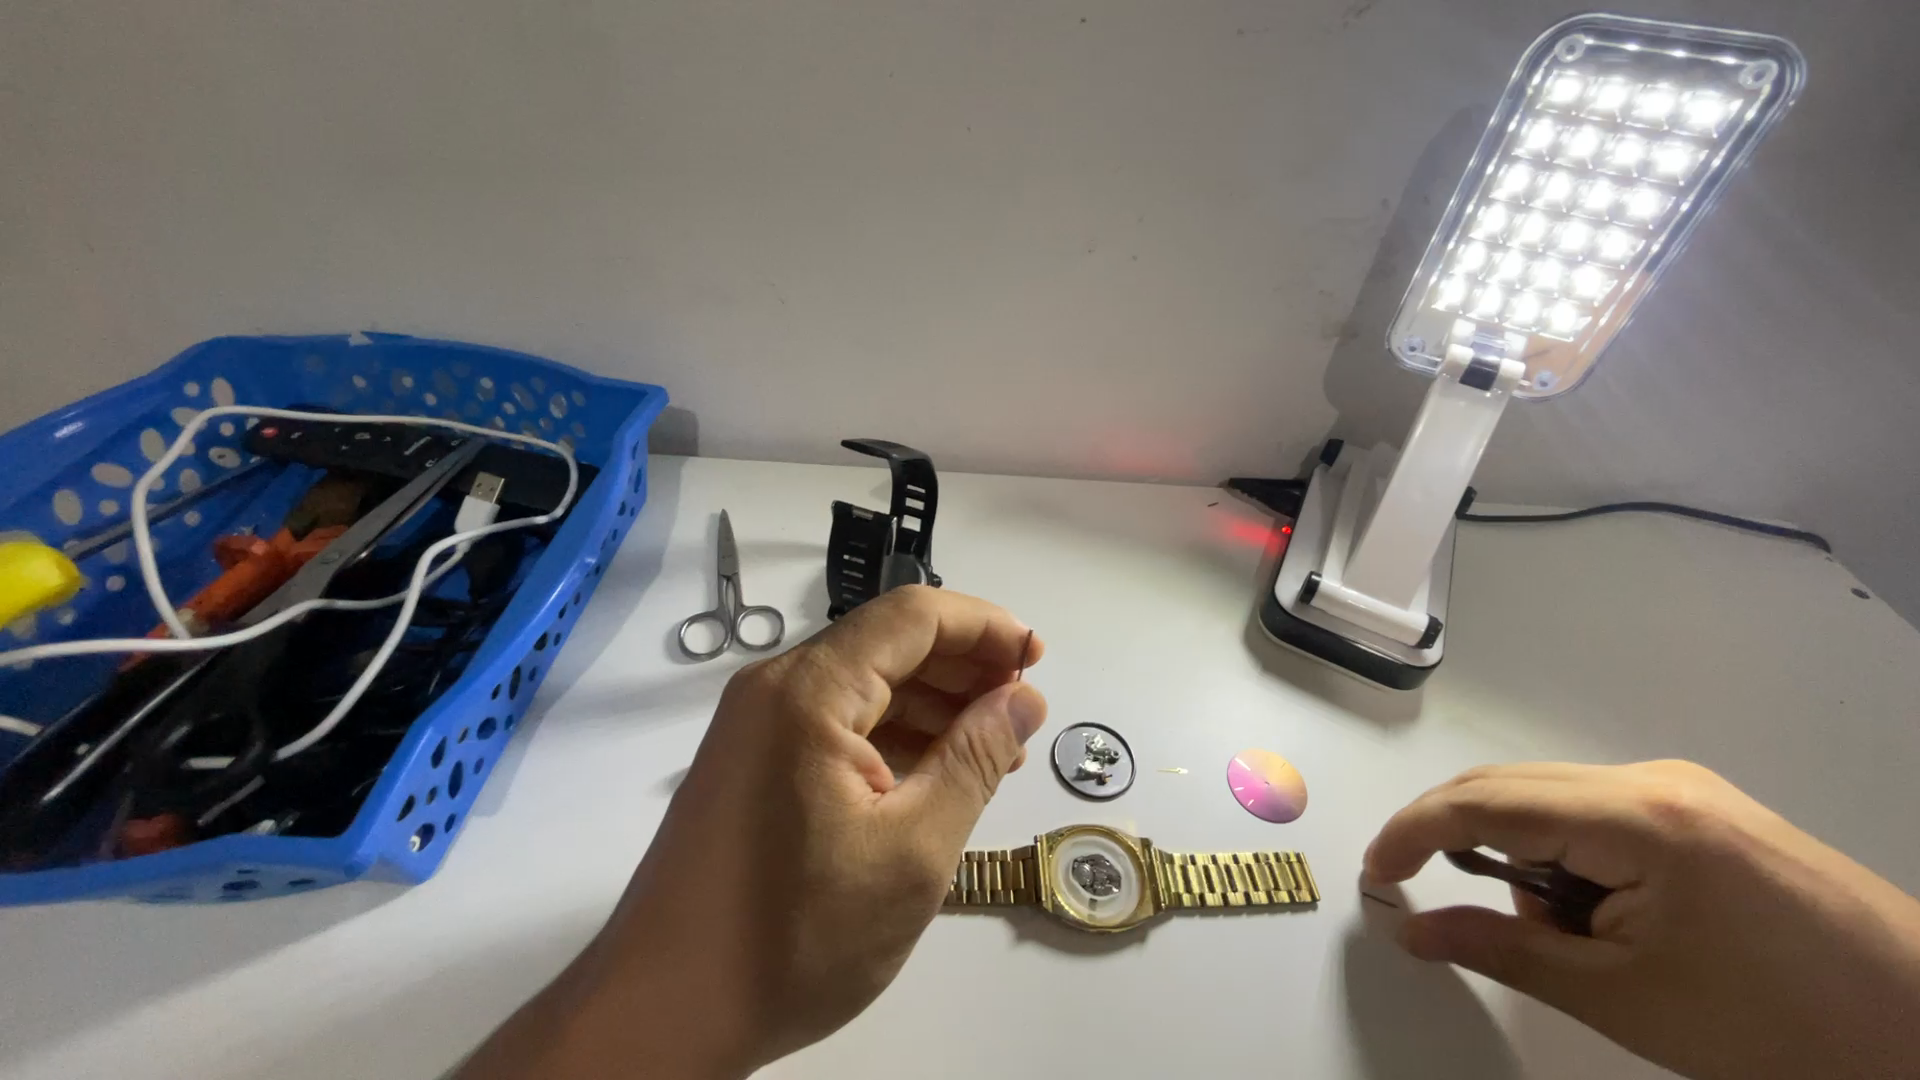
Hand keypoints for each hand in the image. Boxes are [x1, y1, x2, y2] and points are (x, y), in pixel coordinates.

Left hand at [458, 587, 1046, 1079]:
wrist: (663, 1014)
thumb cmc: (795, 936)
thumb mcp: (913, 851)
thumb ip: (975, 759)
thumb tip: (1023, 698)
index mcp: (810, 691)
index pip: (913, 616)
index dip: (985, 626)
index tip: (1037, 658)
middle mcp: (775, 688)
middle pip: (887, 643)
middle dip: (964, 665)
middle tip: (1022, 707)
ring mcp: (757, 724)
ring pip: (864, 684)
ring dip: (933, 703)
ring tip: (992, 747)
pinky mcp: (752, 761)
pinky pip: (836, 722)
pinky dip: (892, 734)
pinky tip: (934, 771)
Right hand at [1365, 760, 1919, 1079]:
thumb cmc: (1790, 1033)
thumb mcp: (1624, 1000)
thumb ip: (1501, 950)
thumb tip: (1411, 931)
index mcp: (1639, 817)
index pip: (1485, 802)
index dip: (1414, 832)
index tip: (1375, 873)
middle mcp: (1654, 779)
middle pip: (1508, 786)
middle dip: (1462, 841)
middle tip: (1437, 901)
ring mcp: (1684, 787)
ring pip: (1547, 800)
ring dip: (1525, 859)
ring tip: (1577, 939)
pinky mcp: (1704, 807)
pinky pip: (1593, 813)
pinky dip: (1569, 859)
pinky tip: (1610, 916)